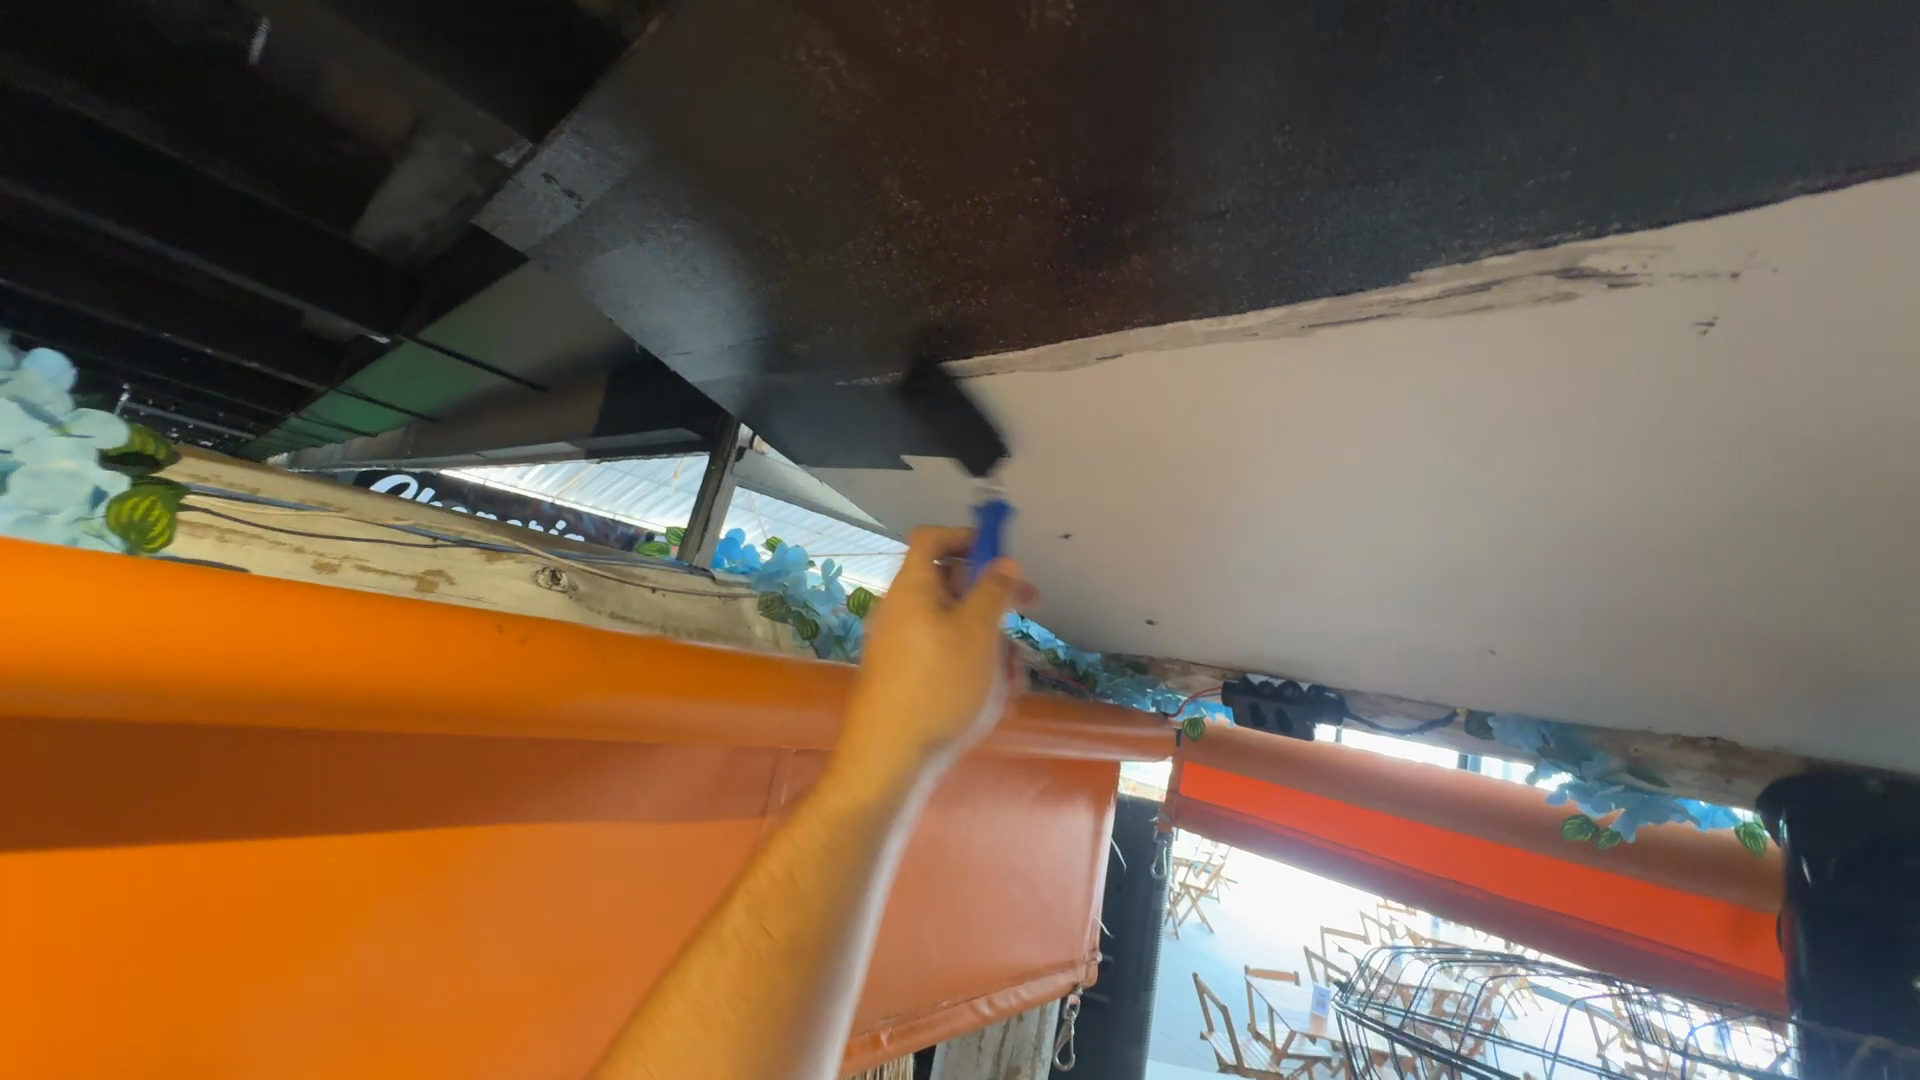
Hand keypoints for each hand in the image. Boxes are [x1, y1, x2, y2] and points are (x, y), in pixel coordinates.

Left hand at [840, 526, 1033, 779]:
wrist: (891, 759)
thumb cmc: (938, 686)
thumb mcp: (977, 633)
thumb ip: (993, 591)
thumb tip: (1004, 562)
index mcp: (912, 587)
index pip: (933, 539)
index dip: (968, 537)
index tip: (1003, 556)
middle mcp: (903, 611)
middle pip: (953, 585)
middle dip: (994, 601)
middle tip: (1029, 609)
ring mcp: (905, 647)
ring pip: (958, 628)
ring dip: (992, 644)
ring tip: (1012, 676)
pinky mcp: (910, 679)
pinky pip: (948, 659)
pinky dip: (975, 670)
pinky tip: (997, 700)